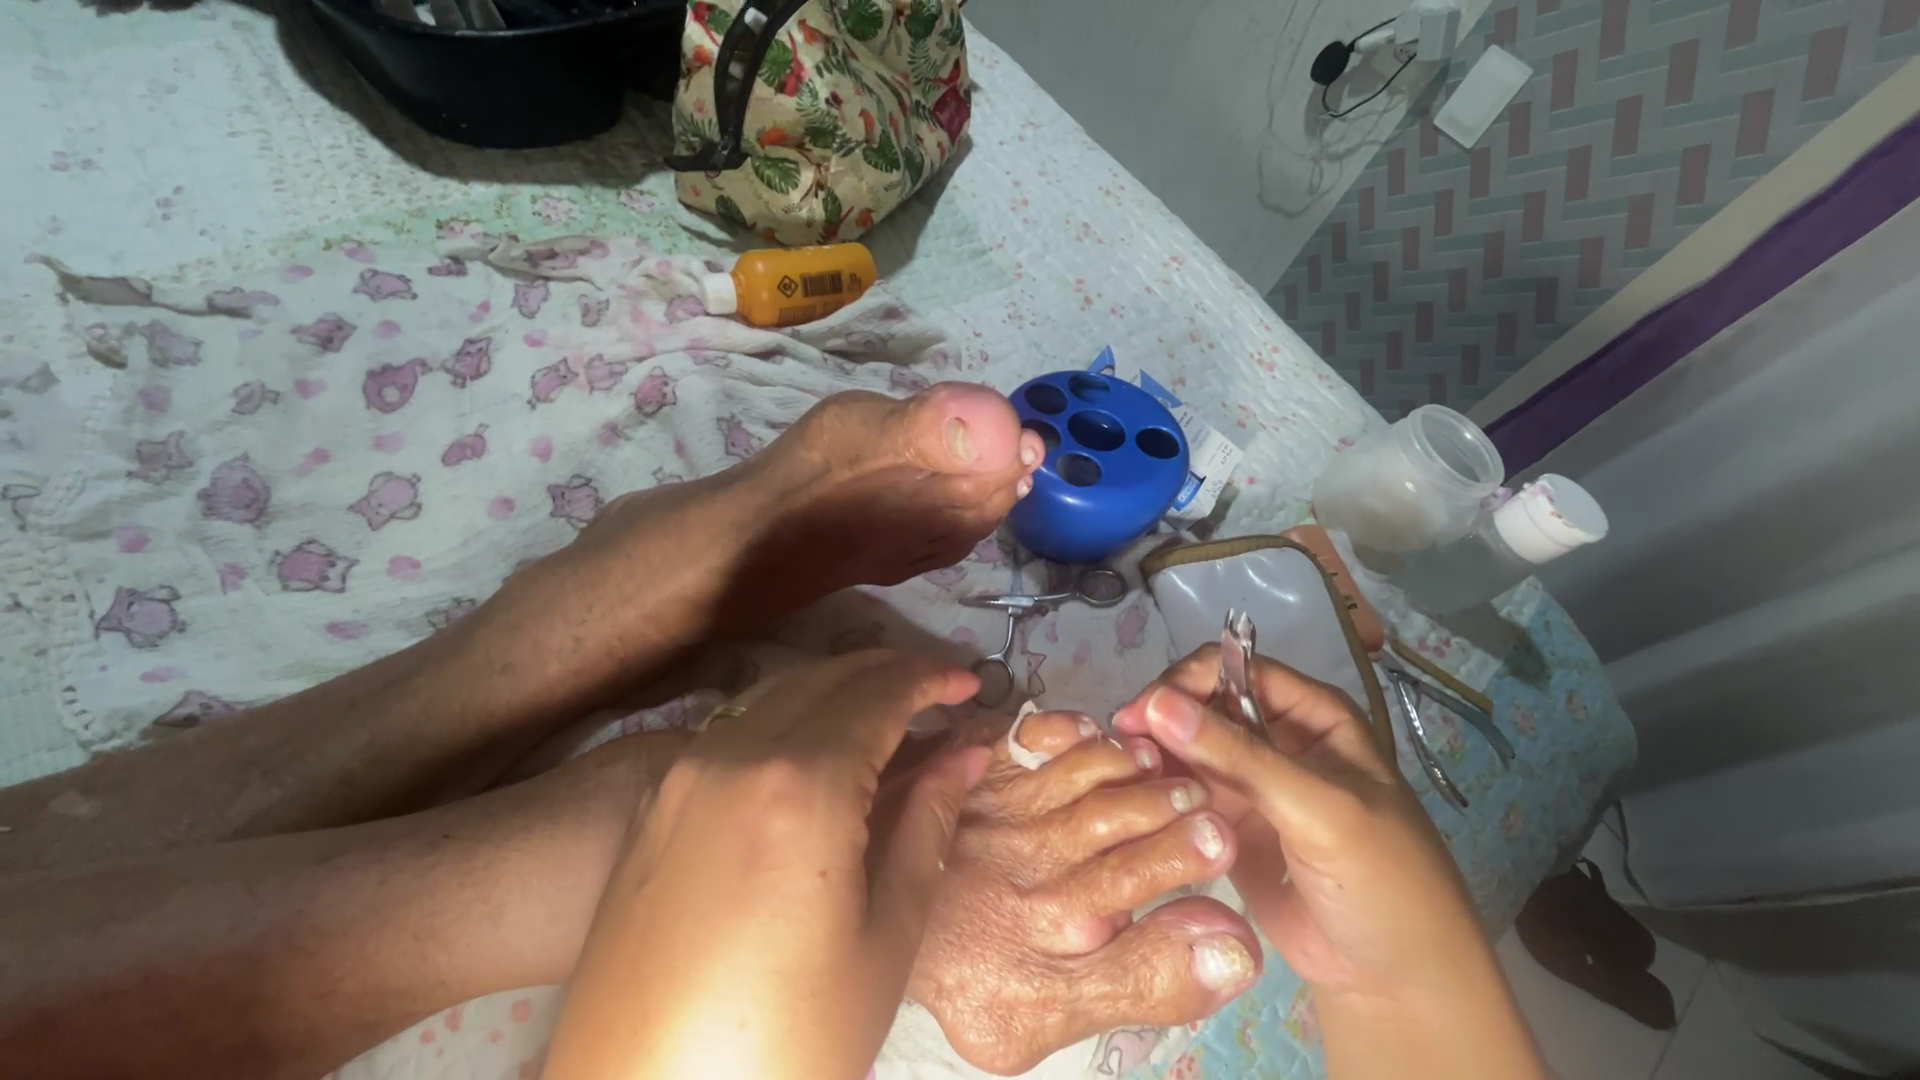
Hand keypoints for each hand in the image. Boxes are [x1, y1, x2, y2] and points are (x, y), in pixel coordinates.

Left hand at [543, 650, 992, 1079]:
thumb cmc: (790, 1036)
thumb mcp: (885, 935)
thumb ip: (926, 823)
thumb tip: (963, 754)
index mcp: (802, 785)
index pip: (878, 697)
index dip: (930, 680)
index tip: (970, 683)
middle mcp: (735, 757)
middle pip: (825, 680)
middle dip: (887, 672)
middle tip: (935, 689)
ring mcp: (682, 776)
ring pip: (774, 695)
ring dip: (835, 688)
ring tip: (882, 711)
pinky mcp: (652, 804)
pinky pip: (732, 730)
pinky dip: (786, 716)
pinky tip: (810, 749)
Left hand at [906, 709, 1261, 1074]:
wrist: (891, 941)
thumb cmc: (980, 979)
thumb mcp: (1057, 1013)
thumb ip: (1147, 981)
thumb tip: (1236, 949)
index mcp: (1056, 918)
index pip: (1133, 876)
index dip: (1181, 853)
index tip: (1218, 834)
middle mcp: (1030, 856)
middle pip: (1110, 817)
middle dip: (1163, 802)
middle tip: (1197, 791)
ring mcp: (998, 808)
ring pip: (1075, 773)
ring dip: (1123, 763)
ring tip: (1156, 760)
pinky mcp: (970, 772)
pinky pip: (1018, 739)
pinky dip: (1058, 729)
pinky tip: (1091, 730)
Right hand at [1113, 649, 1543, 1078]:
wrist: (1396, 978)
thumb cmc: (1382, 880)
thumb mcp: (1317, 809)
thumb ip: (1239, 756)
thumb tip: (1156, 704)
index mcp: (1309, 711)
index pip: (1231, 669)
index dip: (1182, 684)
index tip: (1137, 717)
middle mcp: (1273, 734)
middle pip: (1199, 703)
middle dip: (1160, 721)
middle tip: (1120, 755)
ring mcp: (1248, 779)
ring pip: (1184, 747)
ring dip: (1154, 759)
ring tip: (1121, 784)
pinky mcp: (1226, 820)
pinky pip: (1182, 791)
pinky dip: (1157, 794)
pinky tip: (1131, 807)